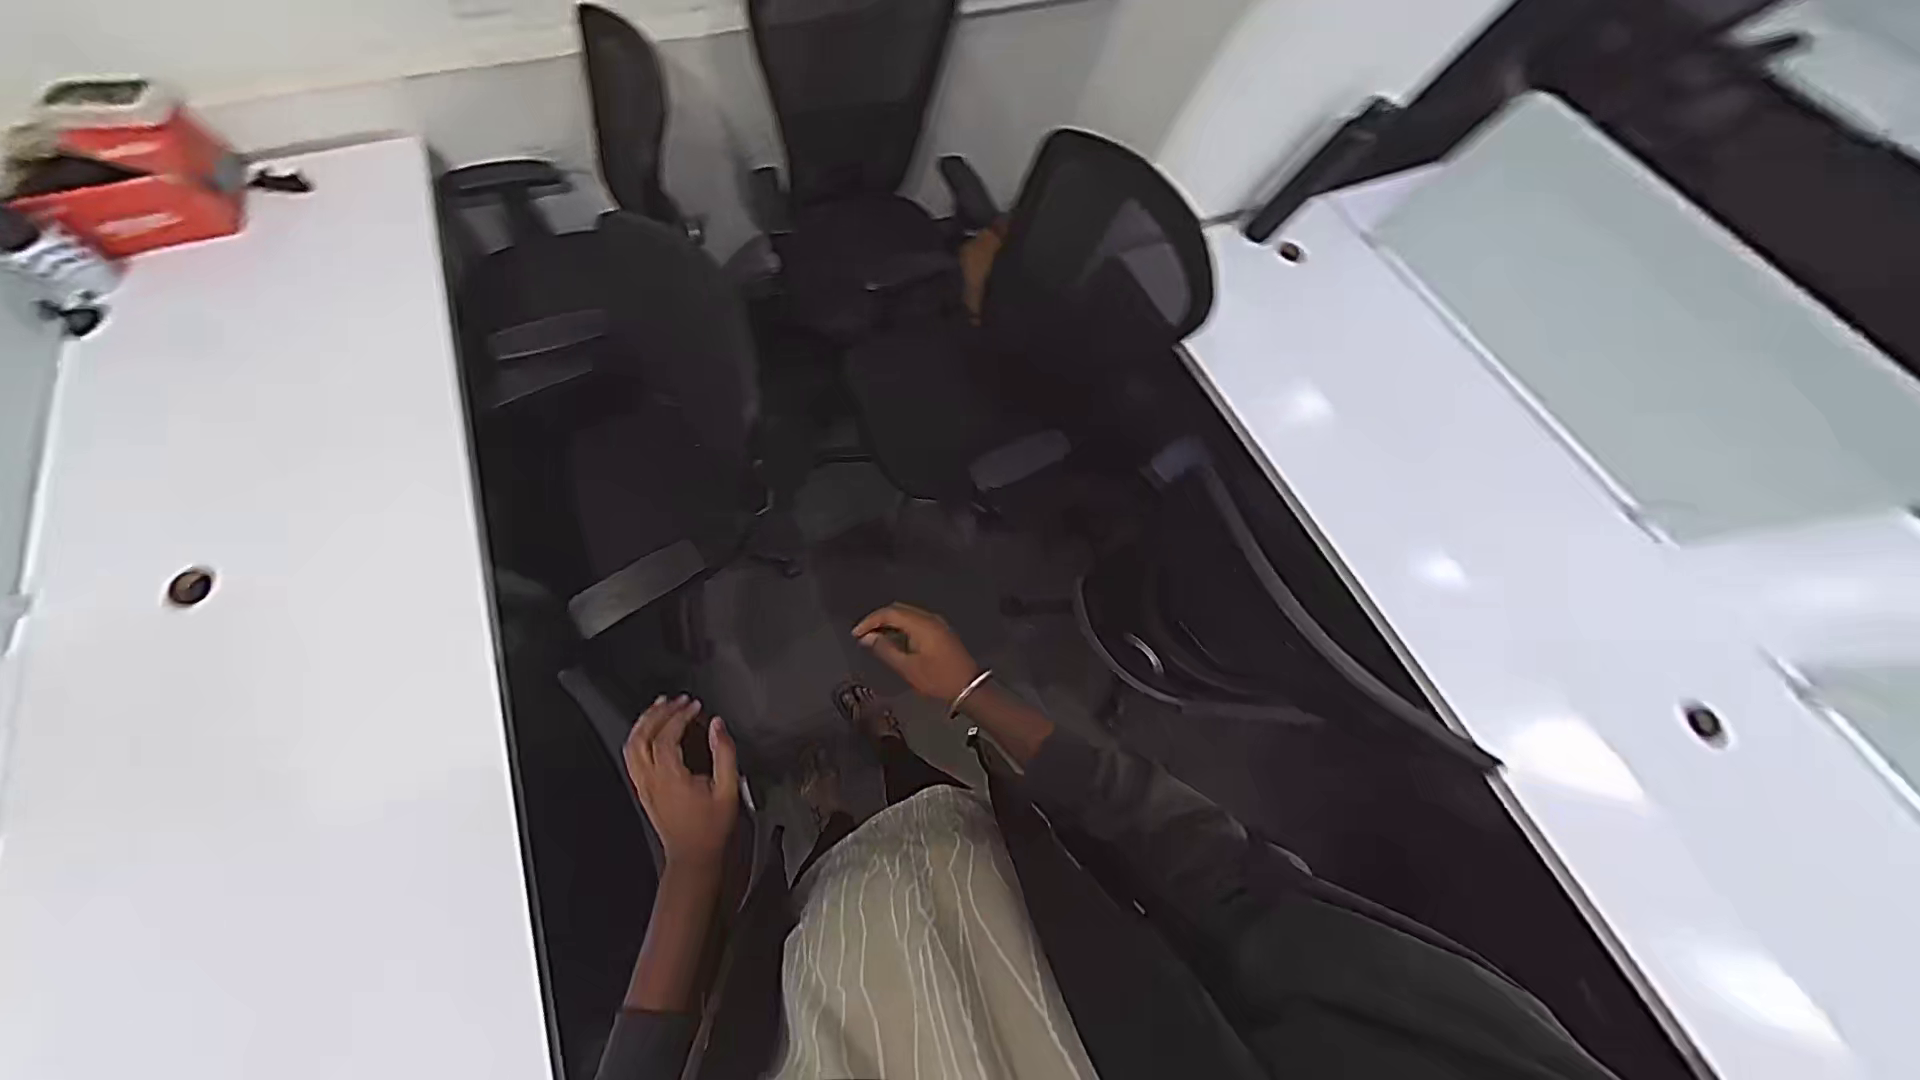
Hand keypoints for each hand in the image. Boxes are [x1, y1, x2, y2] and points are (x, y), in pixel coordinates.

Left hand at [624, 695, 739, 869]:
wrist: (694, 856)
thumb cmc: (711, 828)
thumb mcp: (728, 788)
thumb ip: (724, 753)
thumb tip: (718, 727)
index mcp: (671, 778)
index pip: (666, 737)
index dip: (680, 716)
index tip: (694, 706)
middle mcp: (652, 781)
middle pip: (641, 738)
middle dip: (657, 714)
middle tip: (675, 700)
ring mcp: (644, 787)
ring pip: (631, 748)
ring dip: (644, 724)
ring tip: (659, 708)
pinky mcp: (644, 791)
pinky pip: (631, 759)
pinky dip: (638, 739)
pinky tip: (650, 732)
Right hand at [853, 603, 982, 702]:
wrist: (968, 687)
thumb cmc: (937, 678)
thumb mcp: (908, 667)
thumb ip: (885, 650)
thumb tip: (867, 638)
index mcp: (921, 624)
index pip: (890, 613)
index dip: (870, 621)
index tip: (856, 634)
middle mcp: (929, 618)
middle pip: (898, 610)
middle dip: (878, 620)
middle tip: (863, 636)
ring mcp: (936, 623)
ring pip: (907, 615)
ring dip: (889, 623)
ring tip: (874, 639)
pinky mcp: (939, 631)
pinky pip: (915, 622)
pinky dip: (901, 627)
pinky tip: (892, 640)